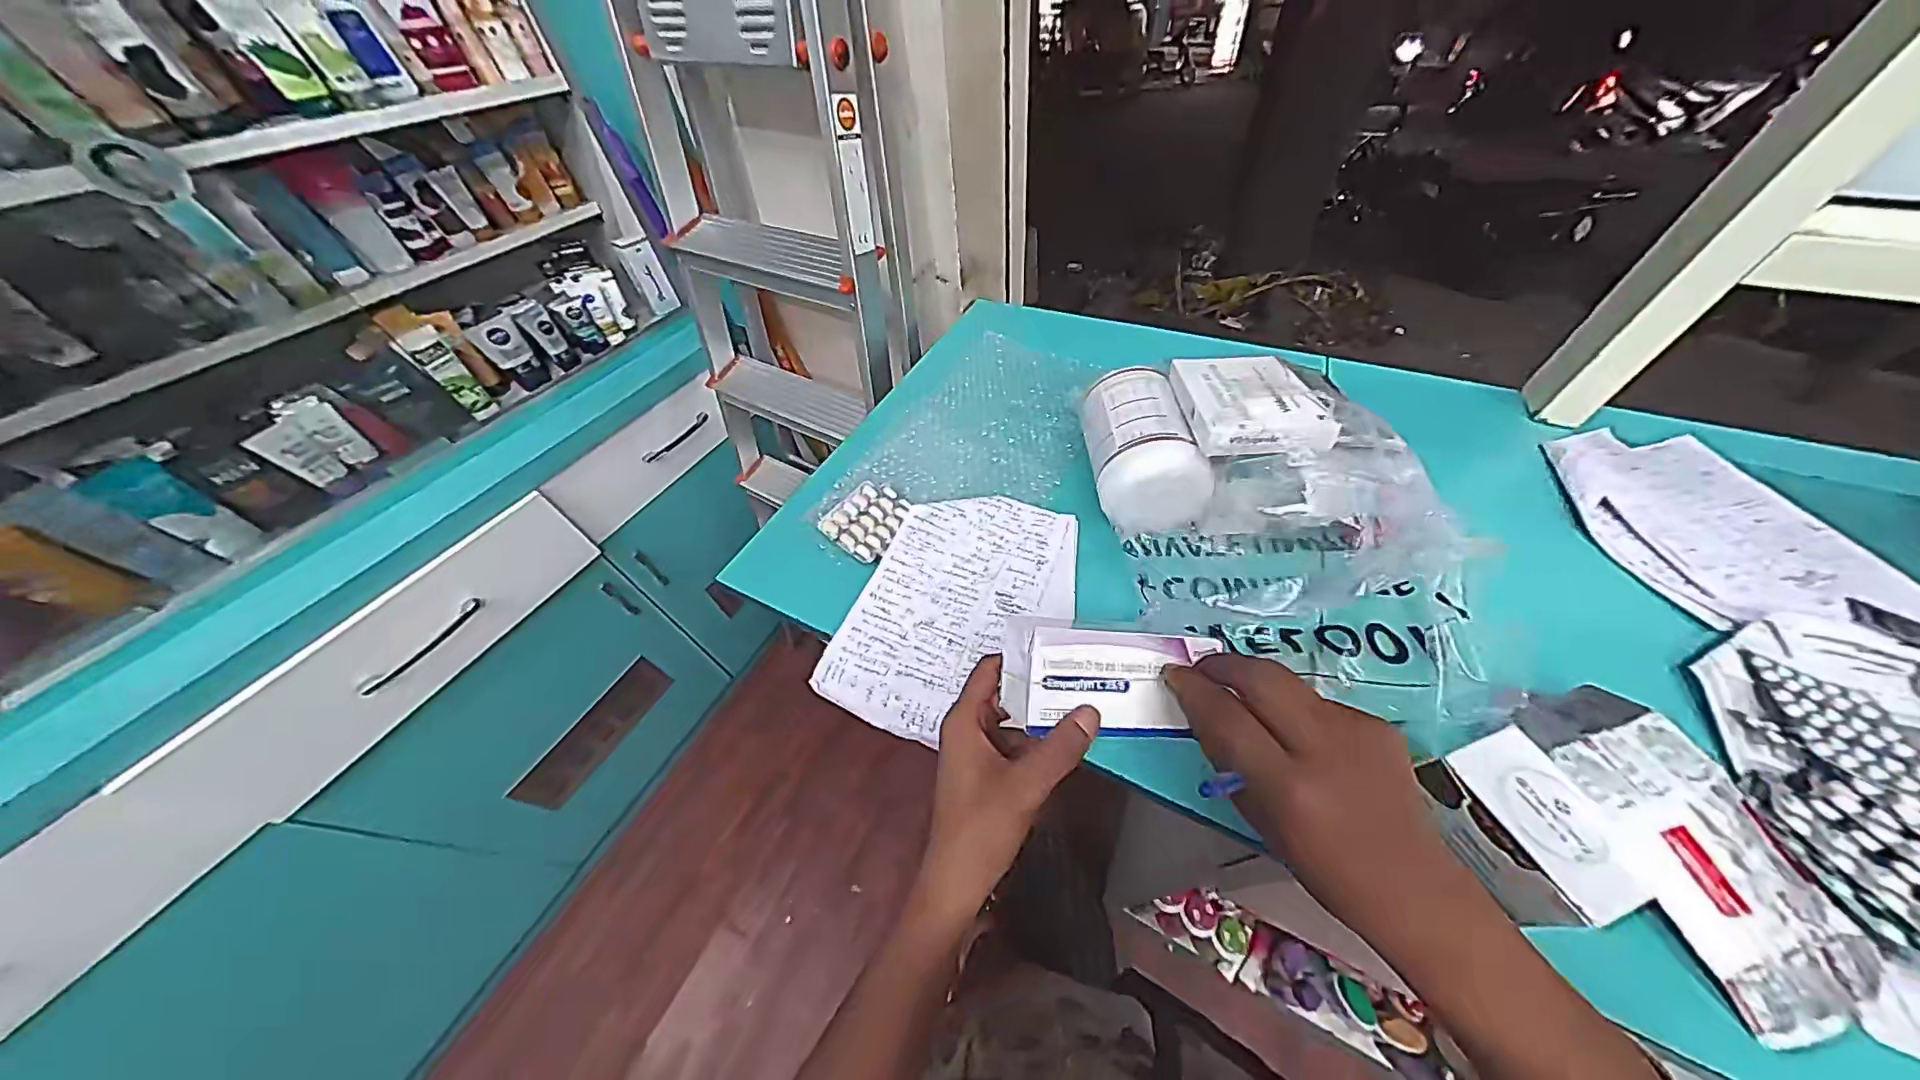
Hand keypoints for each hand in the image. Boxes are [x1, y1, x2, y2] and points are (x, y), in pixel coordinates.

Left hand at [913, 655, 1099, 926]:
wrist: (956, 882)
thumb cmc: (980, 828)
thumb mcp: (1026, 784)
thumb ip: (1061, 747)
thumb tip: (1090, 711)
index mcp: (964, 721)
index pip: (989, 671)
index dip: (1018, 656)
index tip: (1053, 649)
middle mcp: (966, 731)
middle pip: (1003, 694)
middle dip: (1036, 686)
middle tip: (1077, 675)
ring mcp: (974, 754)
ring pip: (1010, 722)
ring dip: (1039, 717)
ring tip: (1078, 705)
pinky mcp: (984, 775)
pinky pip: (1011, 746)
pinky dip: (1035, 742)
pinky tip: (1065, 745)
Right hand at [1163, 654, 1467, 948]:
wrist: (1411, 885)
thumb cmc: (1324, 868)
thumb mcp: (1261, 822)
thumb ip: (1230, 765)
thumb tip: (1205, 716)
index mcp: (1289, 787)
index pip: (1227, 718)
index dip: (1194, 689)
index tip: (1176, 675)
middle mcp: (1324, 750)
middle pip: (1261, 678)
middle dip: (1224, 664)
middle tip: (1203, 668)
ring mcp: (1357, 732)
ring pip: (1290, 684)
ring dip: (1258, 683)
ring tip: (1243, 697)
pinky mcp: (1379, 725)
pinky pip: (1320, 702)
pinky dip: (1296, 707)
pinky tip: (1297, 731)